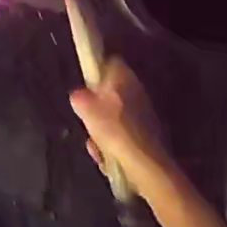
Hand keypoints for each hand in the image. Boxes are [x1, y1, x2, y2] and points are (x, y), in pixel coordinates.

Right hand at [69, 59, 175, 197]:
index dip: (96, 71)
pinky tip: (106, 158)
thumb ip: (79, 96)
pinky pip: (123, 135)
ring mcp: (144, 113)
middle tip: (88, 120)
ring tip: (96, 146)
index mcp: (124, 77)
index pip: (110, 62)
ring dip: (103, 130)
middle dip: (97, 108)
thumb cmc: (114, 128)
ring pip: (115, 117)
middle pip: (110, 93)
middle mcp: (137, 91)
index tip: (86, 85)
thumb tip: (79, 95)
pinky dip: (114, 145)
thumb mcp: (85, 107)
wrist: (145, 164)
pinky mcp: (147, 134)